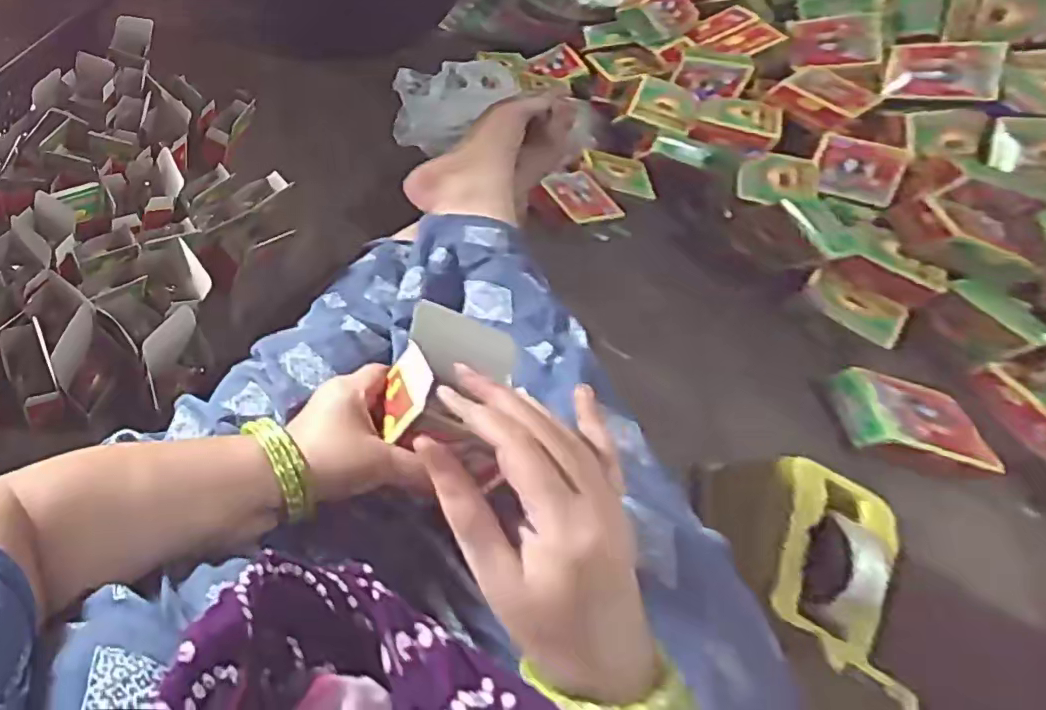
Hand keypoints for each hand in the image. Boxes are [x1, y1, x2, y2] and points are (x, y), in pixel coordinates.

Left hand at [285, 364, 431, 504]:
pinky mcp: (322, 432)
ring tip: (421, 453)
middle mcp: (338, 392)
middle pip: (382, 396)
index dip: (415, 386)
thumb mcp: (382, 462)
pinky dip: (375, 443)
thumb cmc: (334, 456)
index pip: (389, 372)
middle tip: (437, 437)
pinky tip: (392, 464)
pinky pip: (357, 431)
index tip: (439, 406)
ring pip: (370, 417)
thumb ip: (419, 467)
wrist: (282, 476)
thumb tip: (449, 477)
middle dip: (408, 416)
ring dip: (392, 434)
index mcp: (351, 386)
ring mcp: (328, 412)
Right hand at [417, 369, 661, 704]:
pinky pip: (607, 457)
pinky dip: (592, 423)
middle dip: (498, 398)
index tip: (443, 394)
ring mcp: (614, 505)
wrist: (610, 672)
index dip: (479, 415)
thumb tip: (427, 444)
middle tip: (458, 373)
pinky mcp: (618, 510)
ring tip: (489, 381)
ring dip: (528, 404)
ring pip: (571, 437)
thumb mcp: (491, 572)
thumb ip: (462, 504)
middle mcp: (597, 505)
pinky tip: (582, 394)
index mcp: (566, 523)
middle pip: (545, 433)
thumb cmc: (541, 625)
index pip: (519, 448)